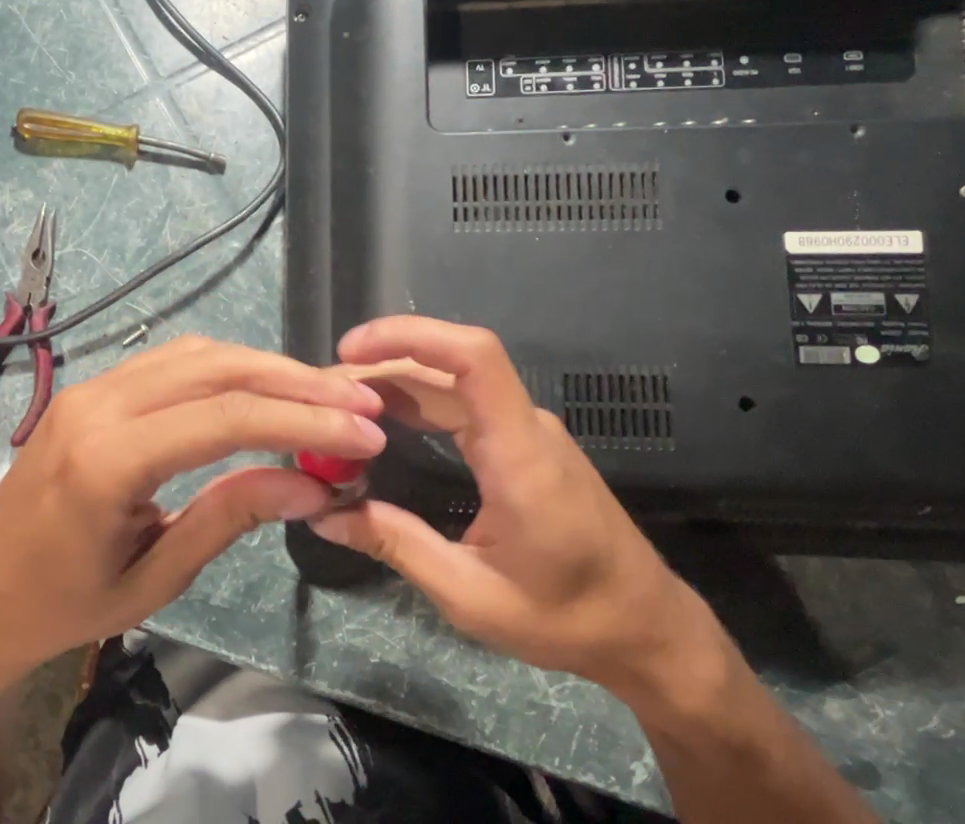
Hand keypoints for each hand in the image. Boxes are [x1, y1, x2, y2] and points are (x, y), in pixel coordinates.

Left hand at [0, 335, 387, 701]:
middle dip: (298, 382)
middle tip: (361, 404)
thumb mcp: (155, 577)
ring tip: (326, 395)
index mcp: (108, 460)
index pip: (227, 416)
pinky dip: (225, 370)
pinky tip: (263, 389)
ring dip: (265, 368)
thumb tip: (314, 484)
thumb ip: (230, 518)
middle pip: (216, 368)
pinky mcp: (89, 391)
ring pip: (195, 354)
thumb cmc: (65, 605)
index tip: (366, 433)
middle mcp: (97, 405)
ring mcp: (88, 389)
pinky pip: (168, 364)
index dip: (305, 421)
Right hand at [312, 317, 720, 699]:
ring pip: (454, 383)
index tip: (350, 353)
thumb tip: (324, 513)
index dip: (410, 337)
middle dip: (380, 367)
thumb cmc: (565, 618)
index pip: (474, 358)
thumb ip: (396, 545)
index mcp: (520, 456)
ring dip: (394, 384)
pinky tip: (381, 421)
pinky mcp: (525, 446)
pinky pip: (465, 405)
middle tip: (320, 394)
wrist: (644, 628)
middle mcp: (527, 429)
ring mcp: (529, 434)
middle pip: (450, 365)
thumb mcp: (470, 594)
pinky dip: (417, 404)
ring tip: (337, 405)